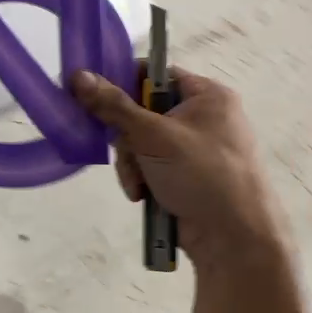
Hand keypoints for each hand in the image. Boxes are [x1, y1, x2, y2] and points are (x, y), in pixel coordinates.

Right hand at [71, 65, 286, 267]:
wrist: (235, 238)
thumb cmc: (202, 174)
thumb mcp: (153, 136)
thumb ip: (114, 106)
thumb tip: (76, 75)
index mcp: (206, 95)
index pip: (154, 73)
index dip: (122, 82)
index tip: (93, 96)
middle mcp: (201, 116)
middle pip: (140, 110)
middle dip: (125, 137)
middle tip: (123, 150)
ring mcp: (192, 147)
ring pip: (139, 141)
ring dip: (130, 162)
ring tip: (137, 182)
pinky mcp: (183, 173)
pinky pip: (147, 164)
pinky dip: (139, 177)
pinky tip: (141, 193)